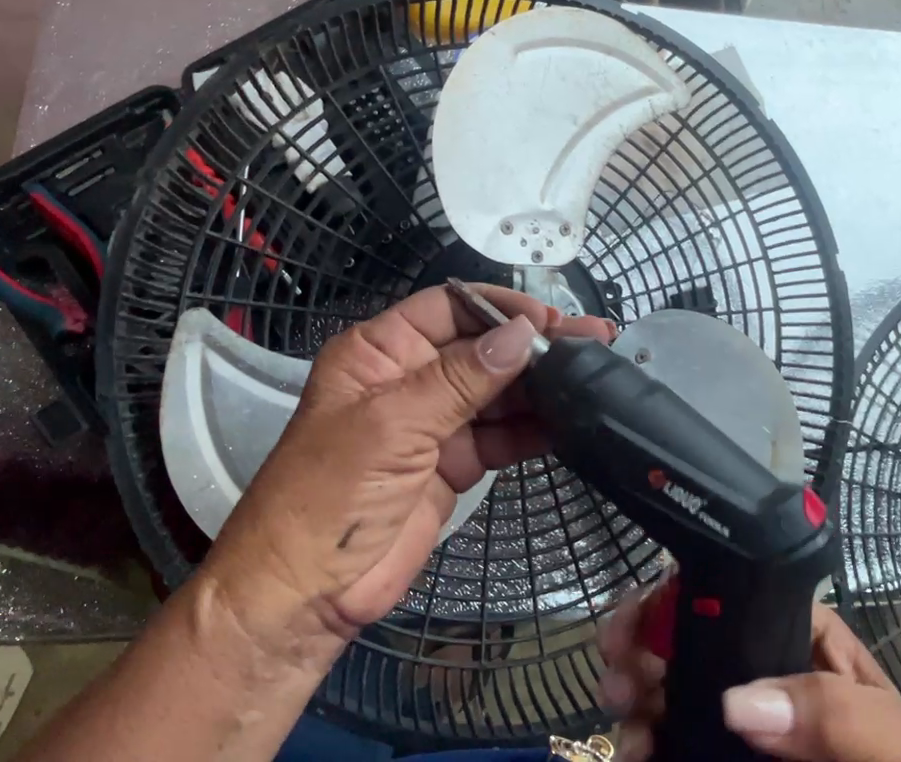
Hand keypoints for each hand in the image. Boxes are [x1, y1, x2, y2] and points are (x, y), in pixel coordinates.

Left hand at [199, 283, 613, 640]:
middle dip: (533, 345)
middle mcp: (410, 377)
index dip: (500, 308)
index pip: (449, 308)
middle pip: (481, 348)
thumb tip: (523, 334)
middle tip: (591, 341)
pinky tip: (571, 420)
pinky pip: (501, 435)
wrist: (306, 593)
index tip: (548, 320)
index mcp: (379, 352)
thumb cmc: (331, 494)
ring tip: (594, 376)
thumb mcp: (392, 425)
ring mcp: (433, 422)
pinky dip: (534, 429)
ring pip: (497, 391)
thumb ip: (461, 378)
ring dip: (541, 386)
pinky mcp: (453, 463)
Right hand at [598, 583, 900, 761]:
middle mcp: (769, 681)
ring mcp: (742, 729)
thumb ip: (836, 716)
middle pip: (691, 639)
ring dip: (630, 695)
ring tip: (621, 722)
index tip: (636, 626)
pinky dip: (638, 741)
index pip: (740, 599)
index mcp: (811, 652)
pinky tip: (629, 752)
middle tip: (616, 679)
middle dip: (641, 646)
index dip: (681, 600)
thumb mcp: (890, 749)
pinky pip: (667, 740)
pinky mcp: (715, 757)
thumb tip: (737, 701)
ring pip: (669, 689)